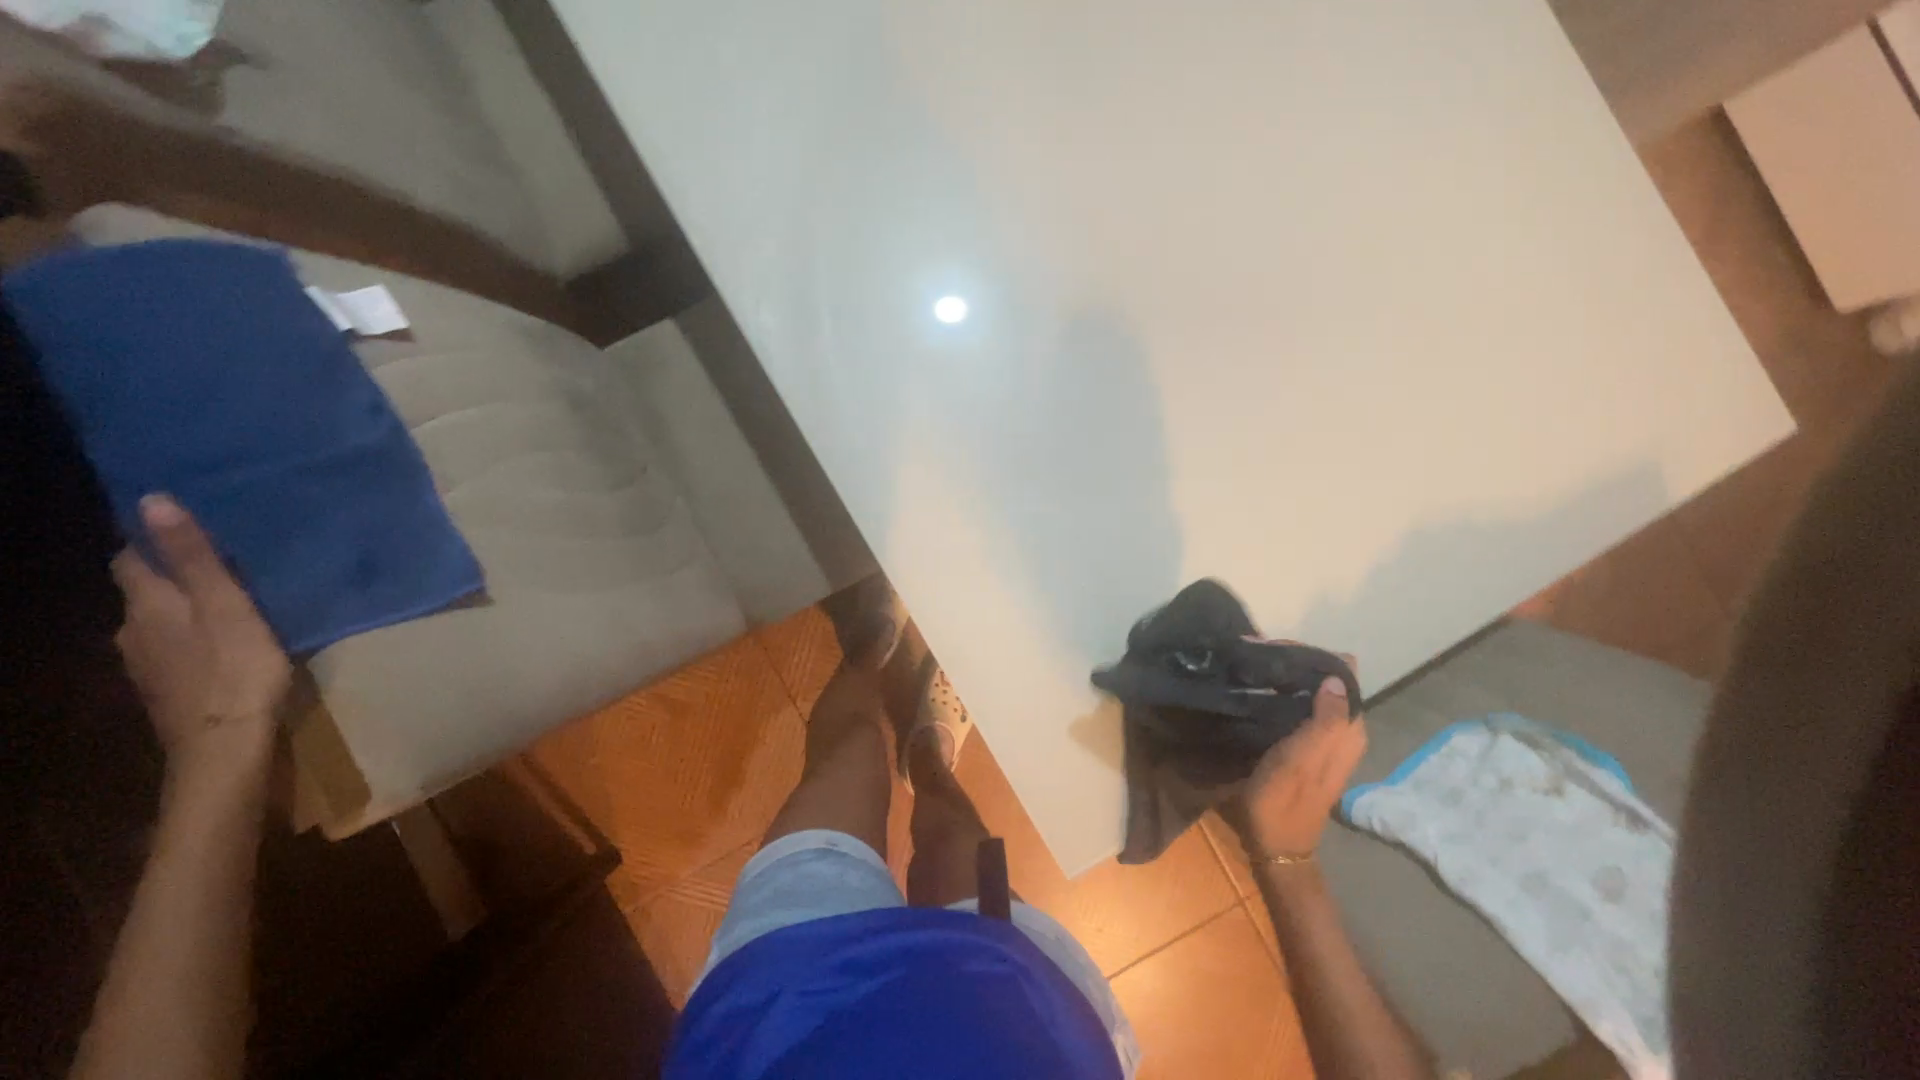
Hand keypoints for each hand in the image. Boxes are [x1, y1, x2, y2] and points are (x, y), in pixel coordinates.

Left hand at [112, 495, 290, 781]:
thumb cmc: (234, 669)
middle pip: (144, 593)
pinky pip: (175, 652)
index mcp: (148, 605)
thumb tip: (152, 499)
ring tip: (230, 603)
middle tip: (220, 564)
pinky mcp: (167, 692)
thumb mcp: (226, 606)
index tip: (183, 528)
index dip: (151, 542)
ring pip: (159, 624)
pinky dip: (194, 642)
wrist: (225, 748)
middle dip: (172, 577)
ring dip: (185, 612)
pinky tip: (224, 646)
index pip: (132, 560)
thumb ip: (194, 557)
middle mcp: (133, 631)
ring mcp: (147, 666)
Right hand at [1231, 671, 1368, 859]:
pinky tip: (1259, 692)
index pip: (1344, 677)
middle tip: (1257, 653)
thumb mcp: (1304, 758)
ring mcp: (1325, 742)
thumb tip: (1336, 678)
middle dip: (1297, 664)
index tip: (1278, 648)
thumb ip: (1326, 719)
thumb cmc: (1285, 799)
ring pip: (1313, 695)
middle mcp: (1344, 733)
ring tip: (1254, 666)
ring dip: (1287, 678)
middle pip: (1328, 683)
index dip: (1315, 658)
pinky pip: (1300, 710)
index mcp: (1350, 732)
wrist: (1274, 843)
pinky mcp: (1306, 749)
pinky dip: (1283, 696)